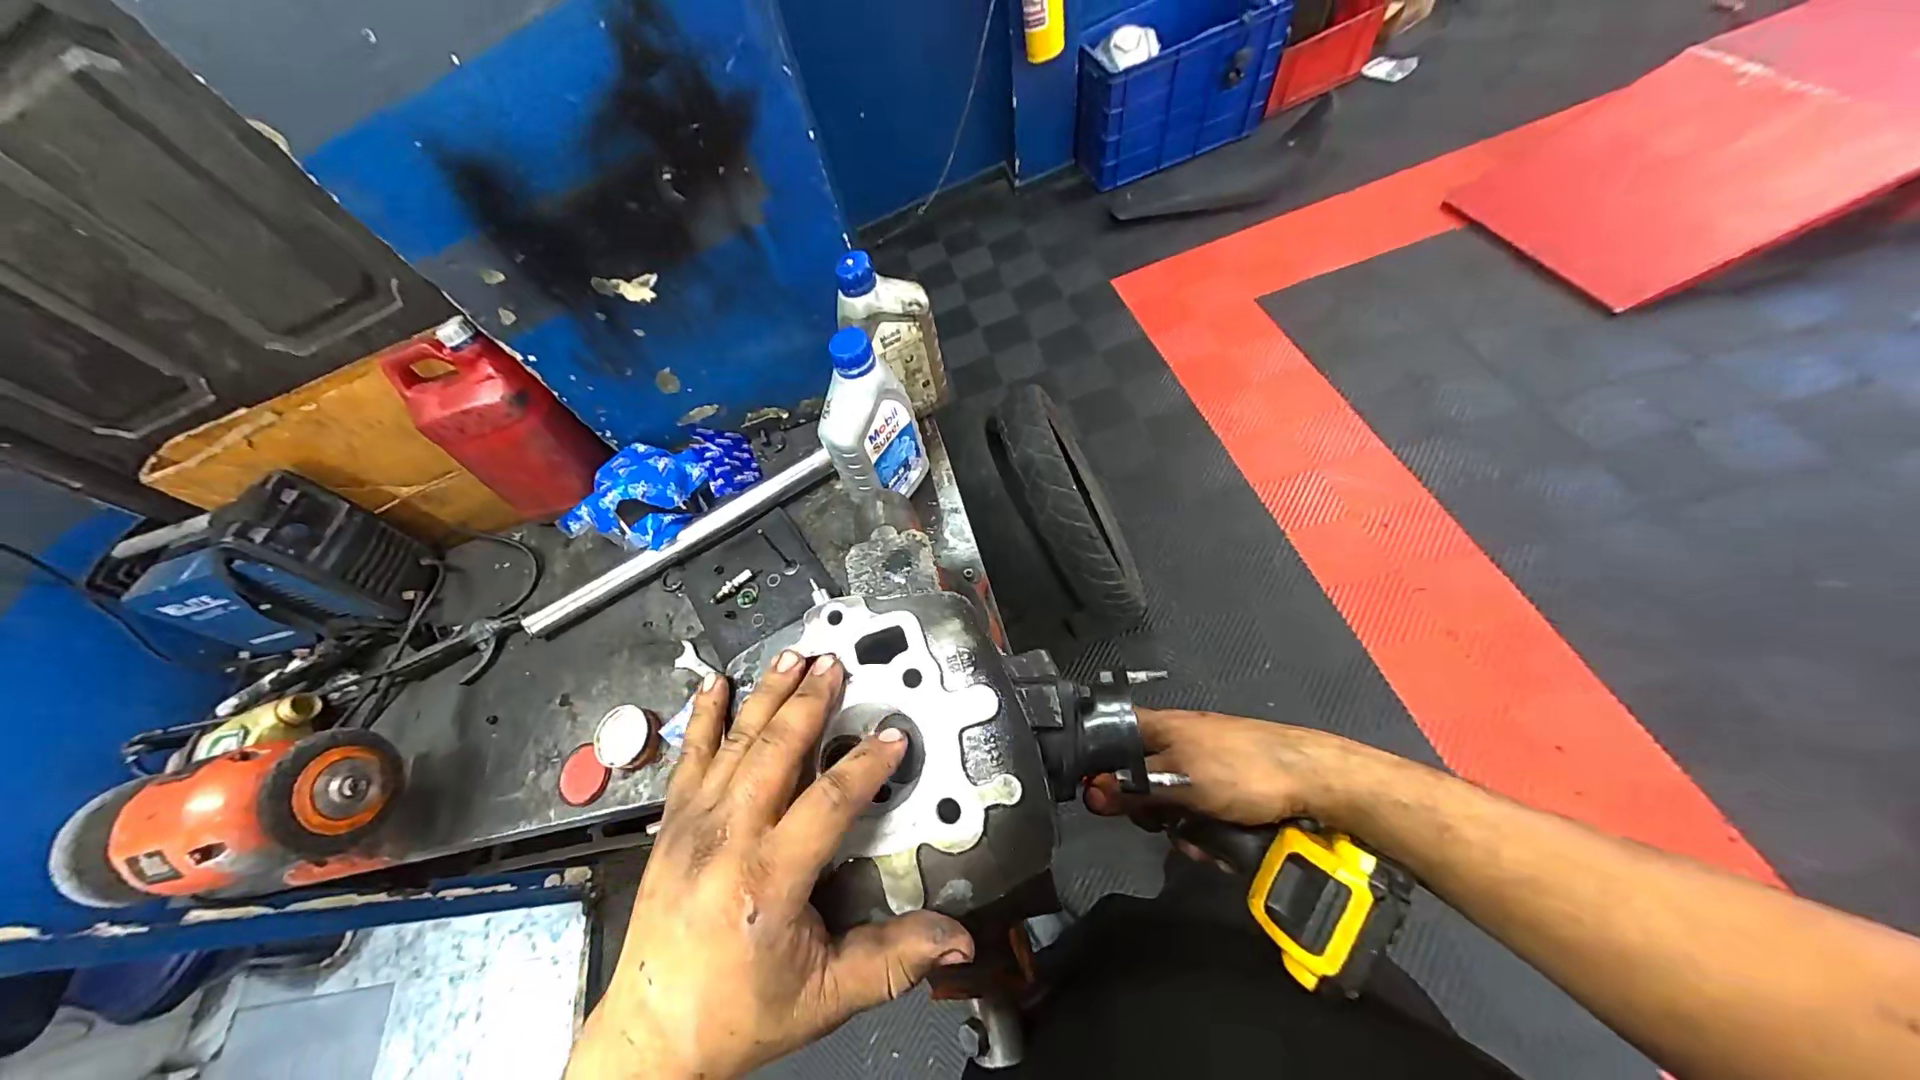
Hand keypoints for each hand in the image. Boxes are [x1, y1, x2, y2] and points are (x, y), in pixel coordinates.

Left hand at [567, 651, 974, 1079]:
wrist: (651, 1034)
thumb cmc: (733, 1014)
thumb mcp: (825, 995)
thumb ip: (894, 960)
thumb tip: (953, 941)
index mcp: (767, 878)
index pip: (828, 800)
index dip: (866, 763)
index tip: (893, 737)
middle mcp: (726, 840)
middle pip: (776, 750)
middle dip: (810, 701)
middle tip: (835, 666)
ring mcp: (694, 827)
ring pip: (736, 742)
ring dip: (767, 695)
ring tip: (792, 659)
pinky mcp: (674, 825)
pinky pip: (690, 757)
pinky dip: (705, 716)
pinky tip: (716, 686)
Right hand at [1084, 708, 1366, 830]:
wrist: (1314, 780)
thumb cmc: (1242, 770)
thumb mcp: (1180, 782)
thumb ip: (1134, 787)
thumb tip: (1091, 792)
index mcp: (1159, 725)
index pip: (1110, 735)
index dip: (1101, 765)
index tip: (1104, 797)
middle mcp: (1175, 740)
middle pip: (1139, 777)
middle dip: (1149, 810)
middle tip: (1162, 825)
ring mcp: (1201, 763)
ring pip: (1170, 800)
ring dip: (1180, 827)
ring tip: (1202, 842)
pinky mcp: (1224, 786)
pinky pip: (1197, 810)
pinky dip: (1204, 829)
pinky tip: (1219, 843)